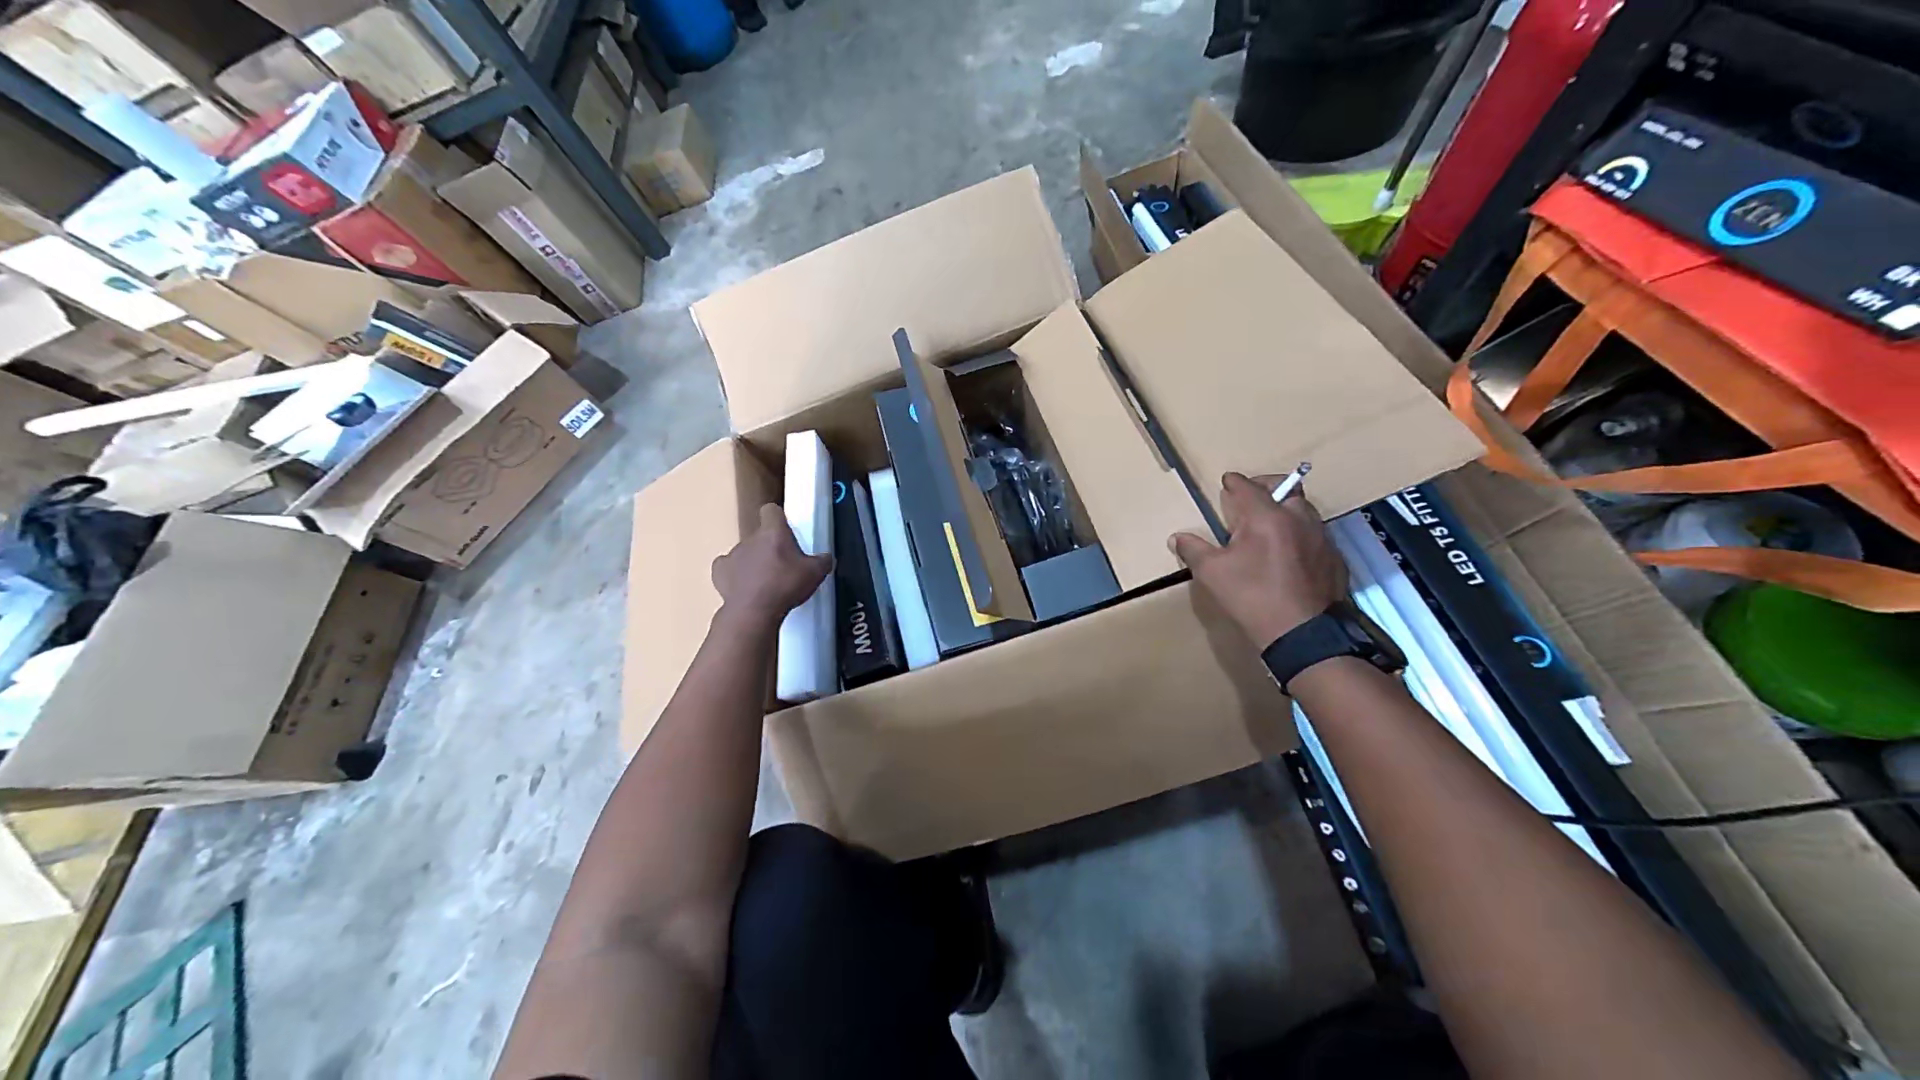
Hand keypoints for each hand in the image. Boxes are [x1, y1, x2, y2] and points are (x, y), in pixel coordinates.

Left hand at [712, 504, 832, 624]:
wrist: (755, 611)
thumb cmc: (786, 586)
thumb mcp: (816, 573)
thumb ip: (823, 561)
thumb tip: (826, 558)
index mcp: (774, 532)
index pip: (771, 510)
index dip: (778, 519)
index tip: (785, 531)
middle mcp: (751, 538)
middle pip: (760, 535)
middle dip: (770, 547)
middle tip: (783, 566)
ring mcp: (733, 554)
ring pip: (745, 552)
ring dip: (754, 562)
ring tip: (766, 582)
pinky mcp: (720, 572)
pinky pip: (727, 567)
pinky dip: (734, 575)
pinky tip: (744, 586)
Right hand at [1171, 472, 1346, 648]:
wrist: (1302, 633)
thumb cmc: (1252, 597)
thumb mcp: (1213, 573)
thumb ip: (1194, 550)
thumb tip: (1177, 538)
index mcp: (1267, 517)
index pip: (1248, 487)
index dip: (1234, 482)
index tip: (1227, 481)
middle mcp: (1299, 519)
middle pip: (1286, 489)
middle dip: (1267, 488)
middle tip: (1251, 499)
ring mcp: (1322, 538)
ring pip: (1305, 511)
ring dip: (1287, 510)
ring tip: (1270, 526)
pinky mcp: (1335, 559)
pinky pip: (1317, 535)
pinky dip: (1301, 535)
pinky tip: (1290, 553)